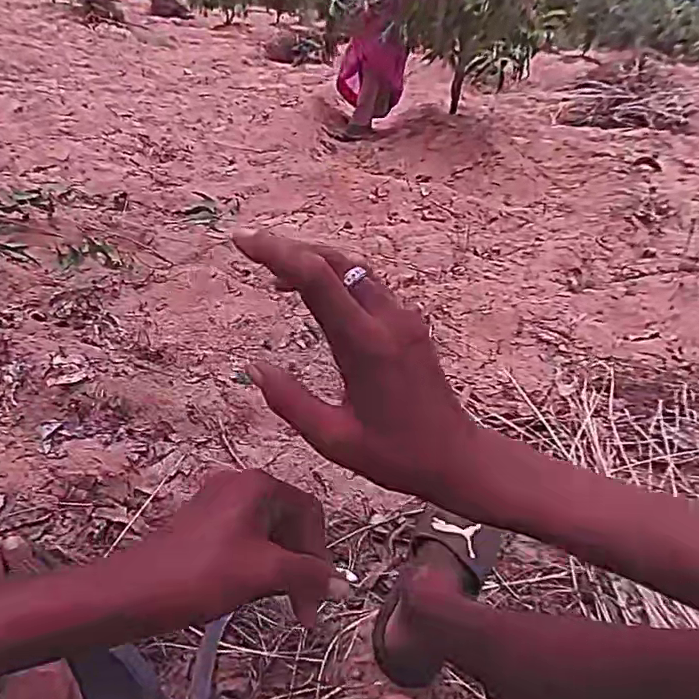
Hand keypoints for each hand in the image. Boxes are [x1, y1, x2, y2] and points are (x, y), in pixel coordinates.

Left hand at [119, 469, 337, 626]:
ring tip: (277, 603)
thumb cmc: (202, 575)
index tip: (321, 592)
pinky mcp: (203, 522)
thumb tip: (344, 586)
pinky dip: (258, 563)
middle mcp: (240, 484)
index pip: (310, 512)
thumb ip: (308, 575)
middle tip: (303, 609)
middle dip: (301, 564)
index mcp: (258, 485)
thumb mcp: (264, 573)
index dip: (321, 553)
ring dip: (281, 568)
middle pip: (290, 521)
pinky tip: (251, 590)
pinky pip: (245, 538)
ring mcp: (219, 502)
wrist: (134, 592)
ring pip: (268, 532)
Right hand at [234, 231, 482, 499]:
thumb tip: (253, 367)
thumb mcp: (333, 439)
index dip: (277, 254)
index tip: (242, 242)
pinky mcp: (408, 322)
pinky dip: (332, 277)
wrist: (457, 456)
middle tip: (250, 247)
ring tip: (272, 269)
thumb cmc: (395, 455)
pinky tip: (310, 292)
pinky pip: (366, 285)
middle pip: (335, 262)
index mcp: (366, 346)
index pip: (318, 280)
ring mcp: (403, 317)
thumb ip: (289, 402)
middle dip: (289, 248)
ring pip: (352, 268)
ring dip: (312, 260)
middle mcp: (388, 320)